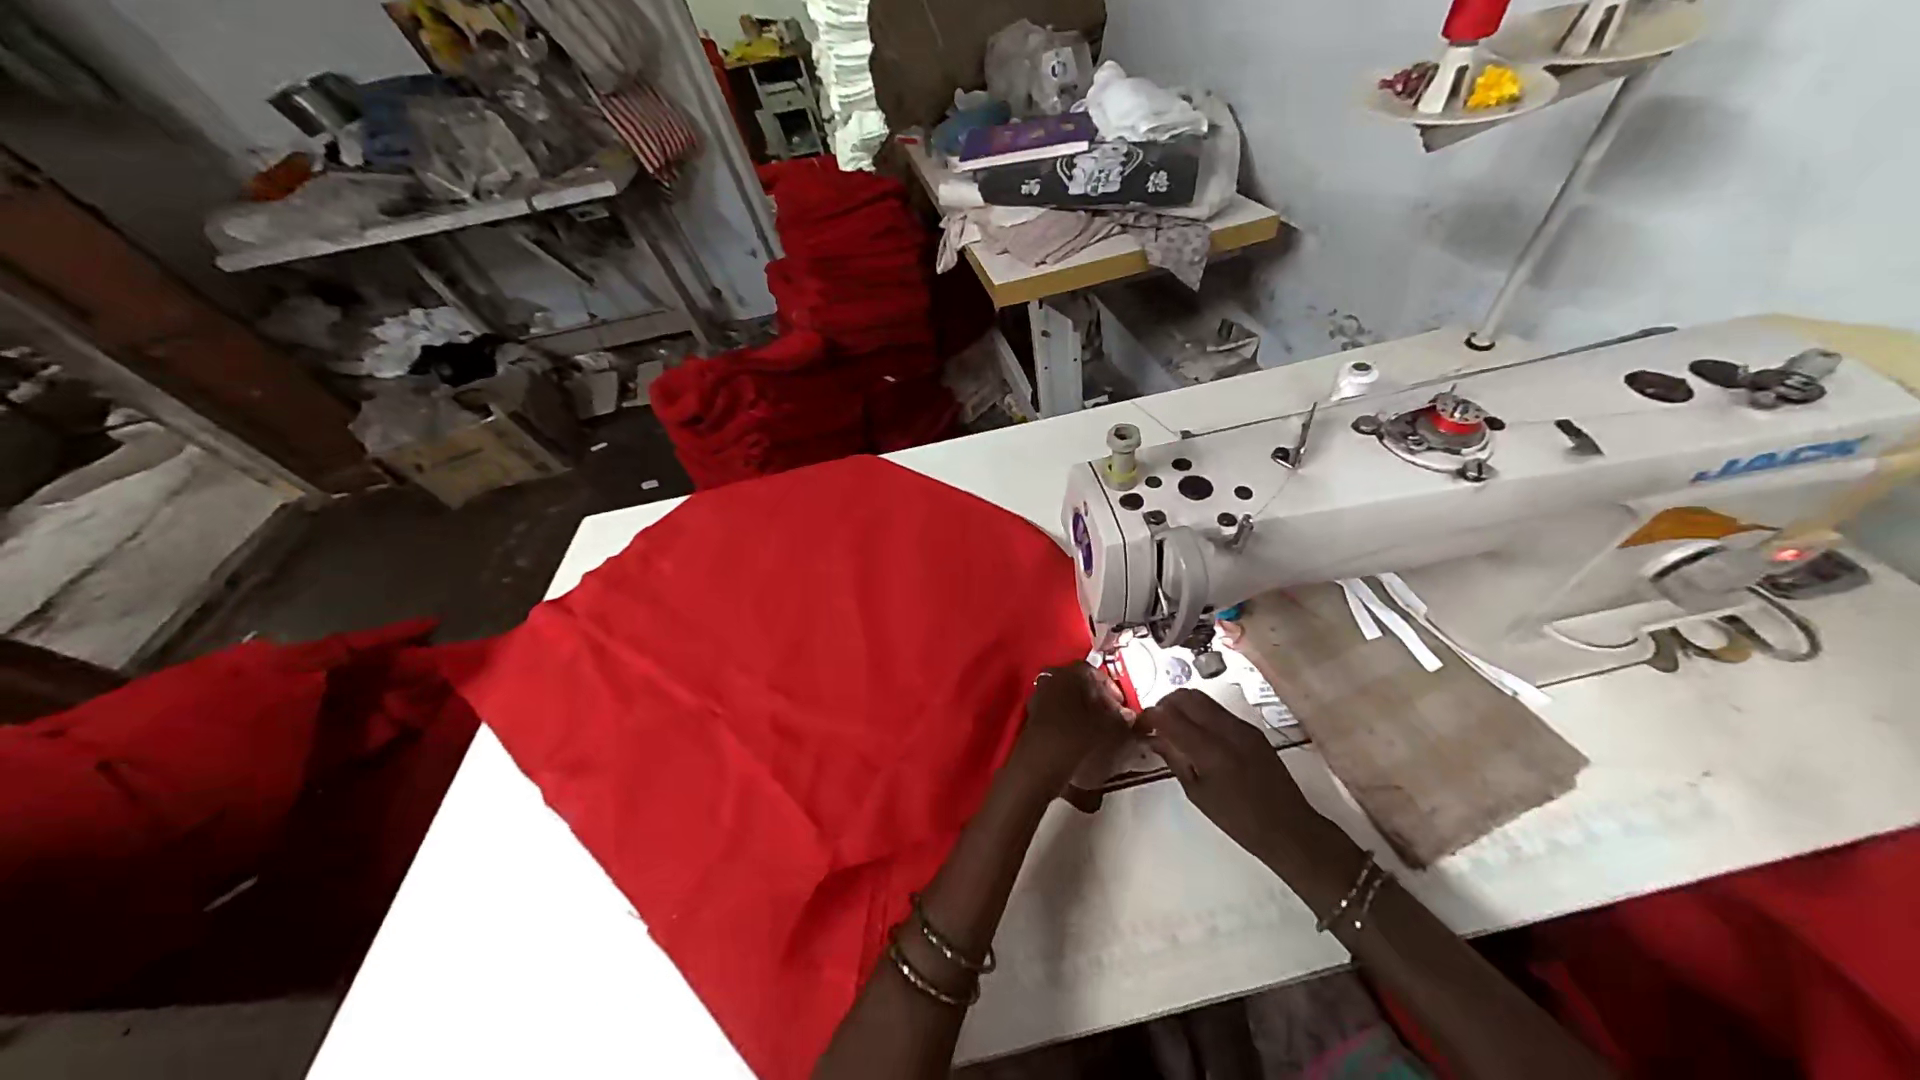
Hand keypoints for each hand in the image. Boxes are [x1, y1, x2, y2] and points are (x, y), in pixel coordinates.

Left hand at [1006, 663, 1133, 806]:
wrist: (1045, 758)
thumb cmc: (1082, 735)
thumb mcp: (1112, 727)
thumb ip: (1122, 719)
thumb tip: (1127, 716)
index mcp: (1074, 672)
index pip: (1097, 674)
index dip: (1112, 690)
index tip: (1121, 707)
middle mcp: (1054, 676)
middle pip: (1079, 684)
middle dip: (1095, 698)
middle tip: (1109, 715)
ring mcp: (1039, 694)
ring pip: (1065, 696)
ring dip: (1079, 708)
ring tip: (1093, 727)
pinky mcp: (1031, 713)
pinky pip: (1054, 709)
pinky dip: (1065, 717)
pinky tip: (1075, 734)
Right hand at [1140, 689, 1317, 867]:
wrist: (1289, 828)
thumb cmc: (1238, 820)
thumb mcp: (1197, 793)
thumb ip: (1174, 758)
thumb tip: (1153, 738)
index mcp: (1210, 750)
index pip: (1168, 715)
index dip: (1148, 716)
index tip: (1139, 728)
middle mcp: (1226, 730)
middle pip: (1185, 696)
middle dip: (1164, 704)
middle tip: (1154, 725)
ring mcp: (1242, 726)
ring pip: (1202, 698)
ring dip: (1182, 707)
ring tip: (1174, 729)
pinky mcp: (1252, 729)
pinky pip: (1218, 710)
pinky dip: (1200, 714)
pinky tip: (1197, 736)